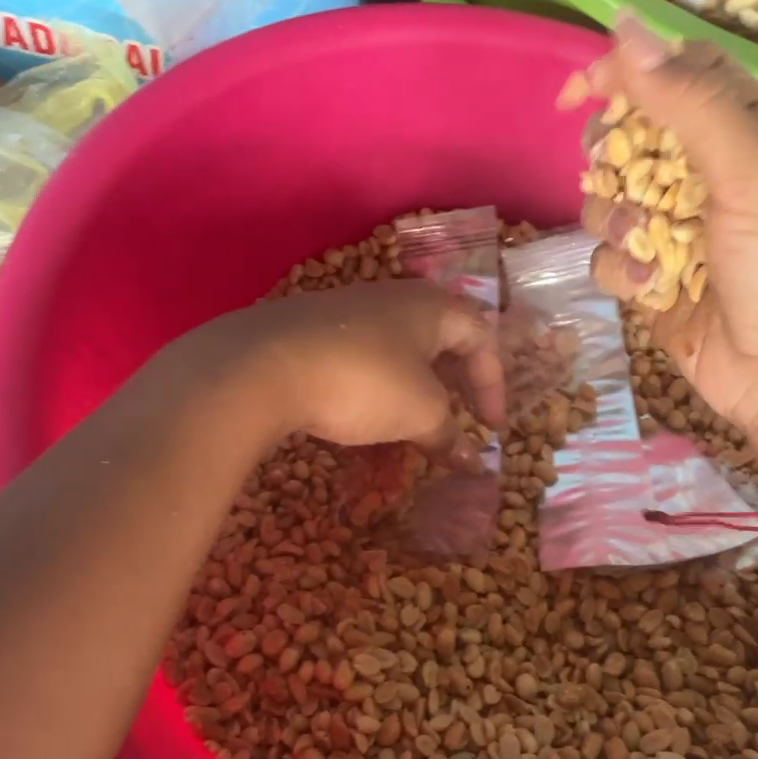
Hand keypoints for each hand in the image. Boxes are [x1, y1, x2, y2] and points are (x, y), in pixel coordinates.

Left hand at [197, 279, 503, 462]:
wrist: (264, 367)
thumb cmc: (364, 381)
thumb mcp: (420, 412)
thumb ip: (449, 434)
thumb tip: (470, 460)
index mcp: (430, 306)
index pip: (481, 336)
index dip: (493, 384)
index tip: (490, 429)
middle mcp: (391, 299)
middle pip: (439, 338)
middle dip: (454, 383)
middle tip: (459, 421)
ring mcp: (345, 312)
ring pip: (397, 350)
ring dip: (413, 388)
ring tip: (413, 424)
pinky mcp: (310, 332)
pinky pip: (359, 359)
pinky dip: (375, 388)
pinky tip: (363, 417)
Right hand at [581, 18, 757, 471]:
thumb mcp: (752, 172)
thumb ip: (690, 103)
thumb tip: (626, 31)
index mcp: (752, 134)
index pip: (682, 77)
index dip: (630, 73)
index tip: (580, 90)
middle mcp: (711, 177)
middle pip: (634, 138)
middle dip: (612, 156)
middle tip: (611, 172)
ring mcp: (678, 233)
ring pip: (610, 201)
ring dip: (615, 220)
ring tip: (647, 244)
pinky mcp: (653, 282)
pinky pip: (610, 258)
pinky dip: (623, 271)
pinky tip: (652, 289)